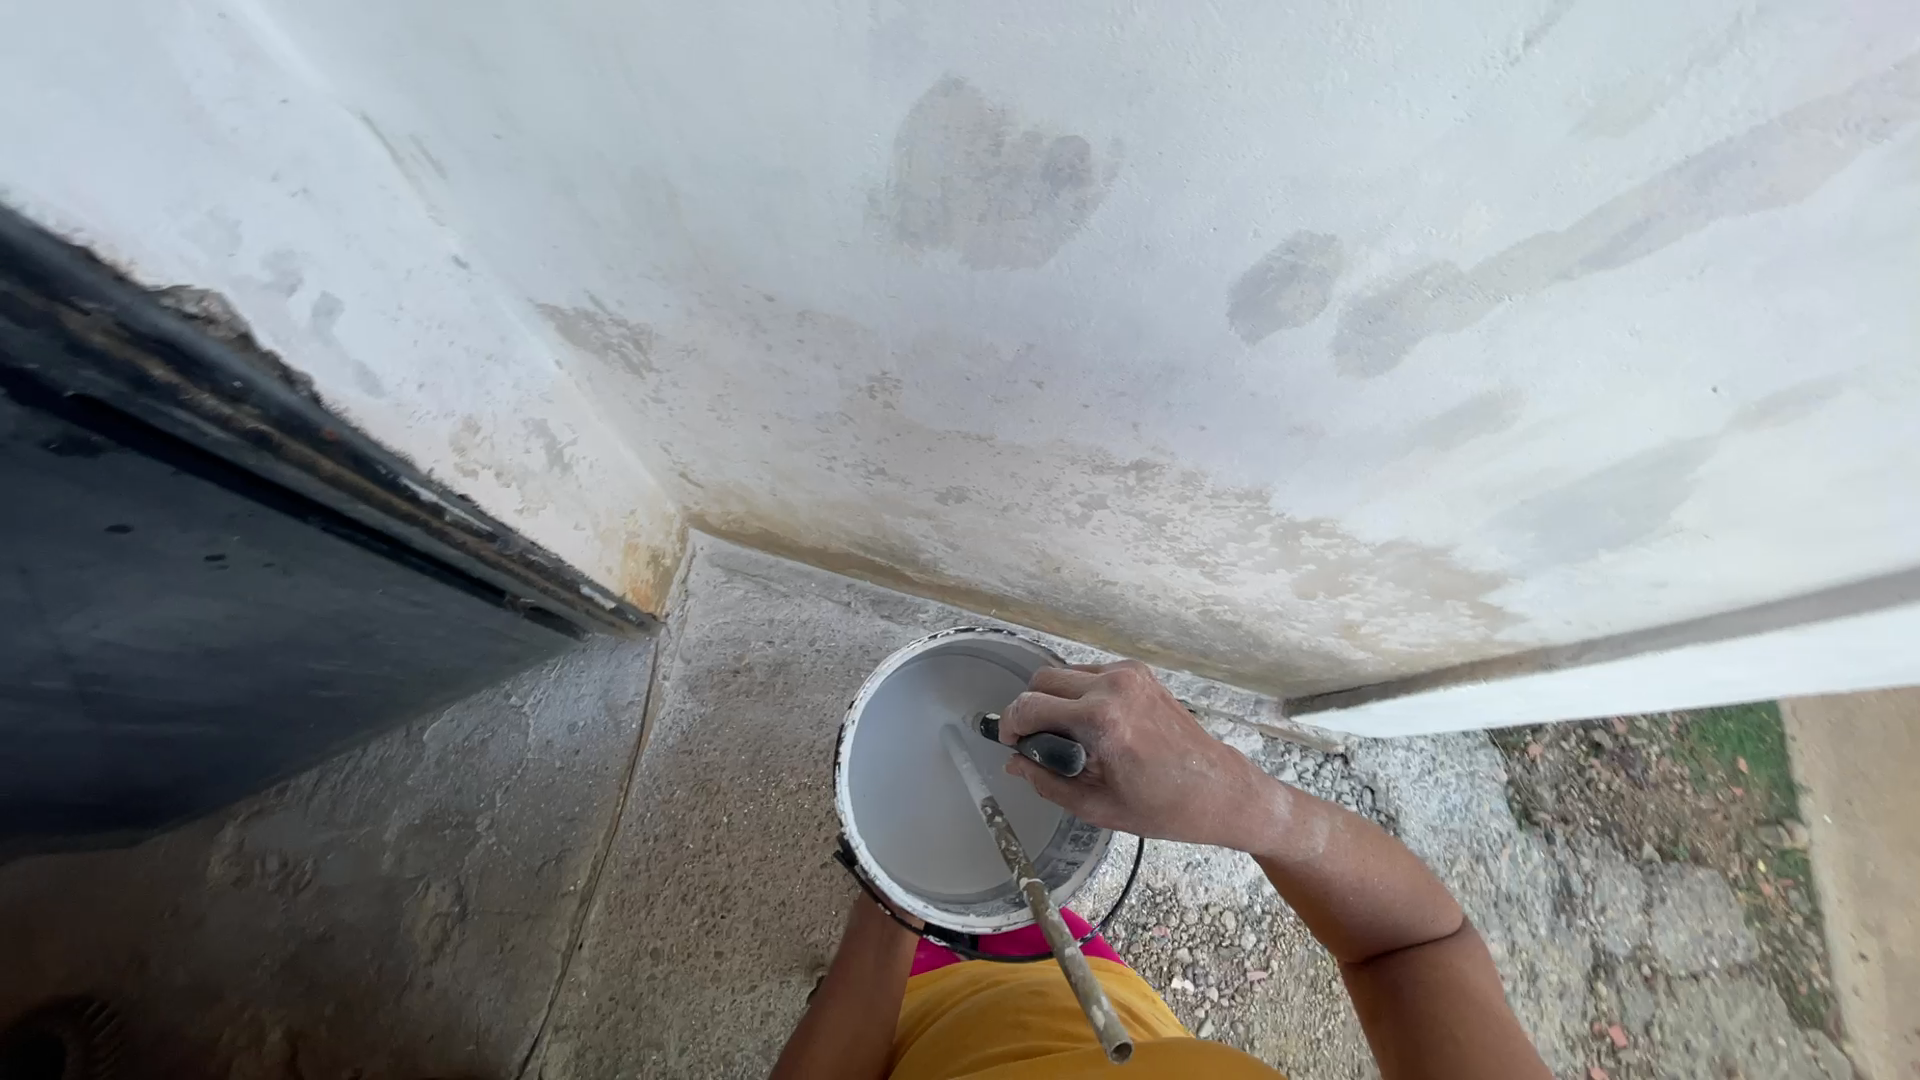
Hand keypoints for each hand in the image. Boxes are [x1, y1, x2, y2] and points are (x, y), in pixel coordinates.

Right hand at [997, 660, 1273, 850]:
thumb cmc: (1164, 807)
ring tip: (1071, 737)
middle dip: (1031, 710)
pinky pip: (1089, 673)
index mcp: (1101, 721)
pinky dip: (1079, 693)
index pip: (1029, 706)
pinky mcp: (1139, 672)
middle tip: (1039, 743)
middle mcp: (1112, 687)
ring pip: (1064, 673)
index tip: (1011, 743)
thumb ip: (1046, 782)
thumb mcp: (1097, 807)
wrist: (1222, 790)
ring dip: (1056, 700)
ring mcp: (1128, 674)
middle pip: (1041, 680)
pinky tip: (1094, 724)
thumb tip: (1015, 762)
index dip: (1010, 725)